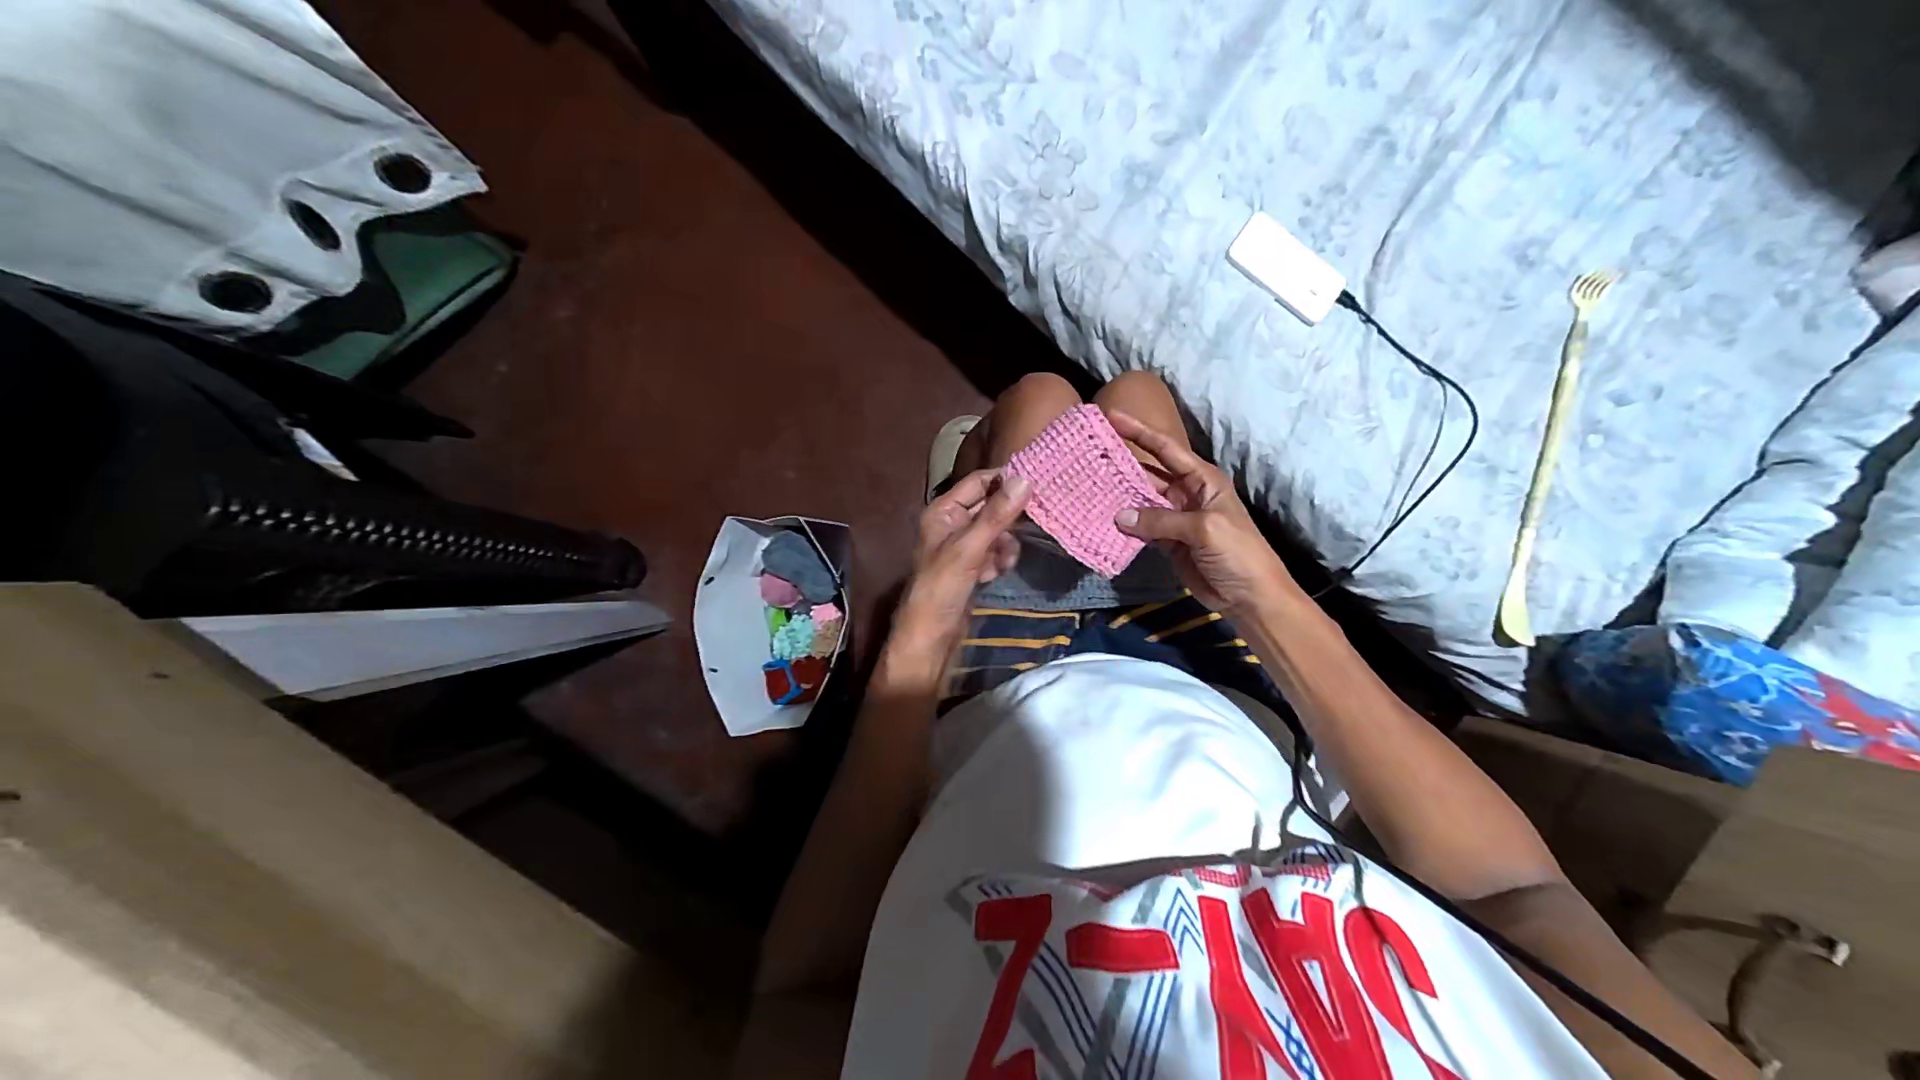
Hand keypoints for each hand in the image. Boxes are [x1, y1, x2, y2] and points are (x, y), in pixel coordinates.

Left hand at [891, 469, 1030, 663]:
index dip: (1005, 480)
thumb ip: (997, 514)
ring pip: (997, 531)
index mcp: (943, 511)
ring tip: (1005, 560)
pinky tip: (997, 573)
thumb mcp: (970, 548)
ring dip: (1006, 543)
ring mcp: (962, 546)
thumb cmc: (942, 587)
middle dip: (1009, 517)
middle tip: (1035, 520)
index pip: (979, 482)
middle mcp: (952, 523)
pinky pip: (995, 552)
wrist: (931, 637)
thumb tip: (1025, 478)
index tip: (1037, 483)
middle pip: (990, 506)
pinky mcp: (972, 567)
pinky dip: (1000, 559)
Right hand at [1108, 410, 1299, 615]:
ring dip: (1119, 496)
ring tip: (1088, 484)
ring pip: (1141, 501)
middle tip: (1090, 453)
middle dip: (1122, 463)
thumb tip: (1120, 516)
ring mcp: (1176, 518)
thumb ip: (1161, 520)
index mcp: (1203, 480)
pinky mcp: (1168, 542)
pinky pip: (1141, 527)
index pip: (1166, 449)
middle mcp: (1187, 493)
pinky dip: (1124, 525)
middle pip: (1149, 473)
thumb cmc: (1238, 553)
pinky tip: (1102, 518)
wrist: (1250, 596)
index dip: (1139, 432)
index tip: (1111, 416)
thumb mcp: (1203, 529)